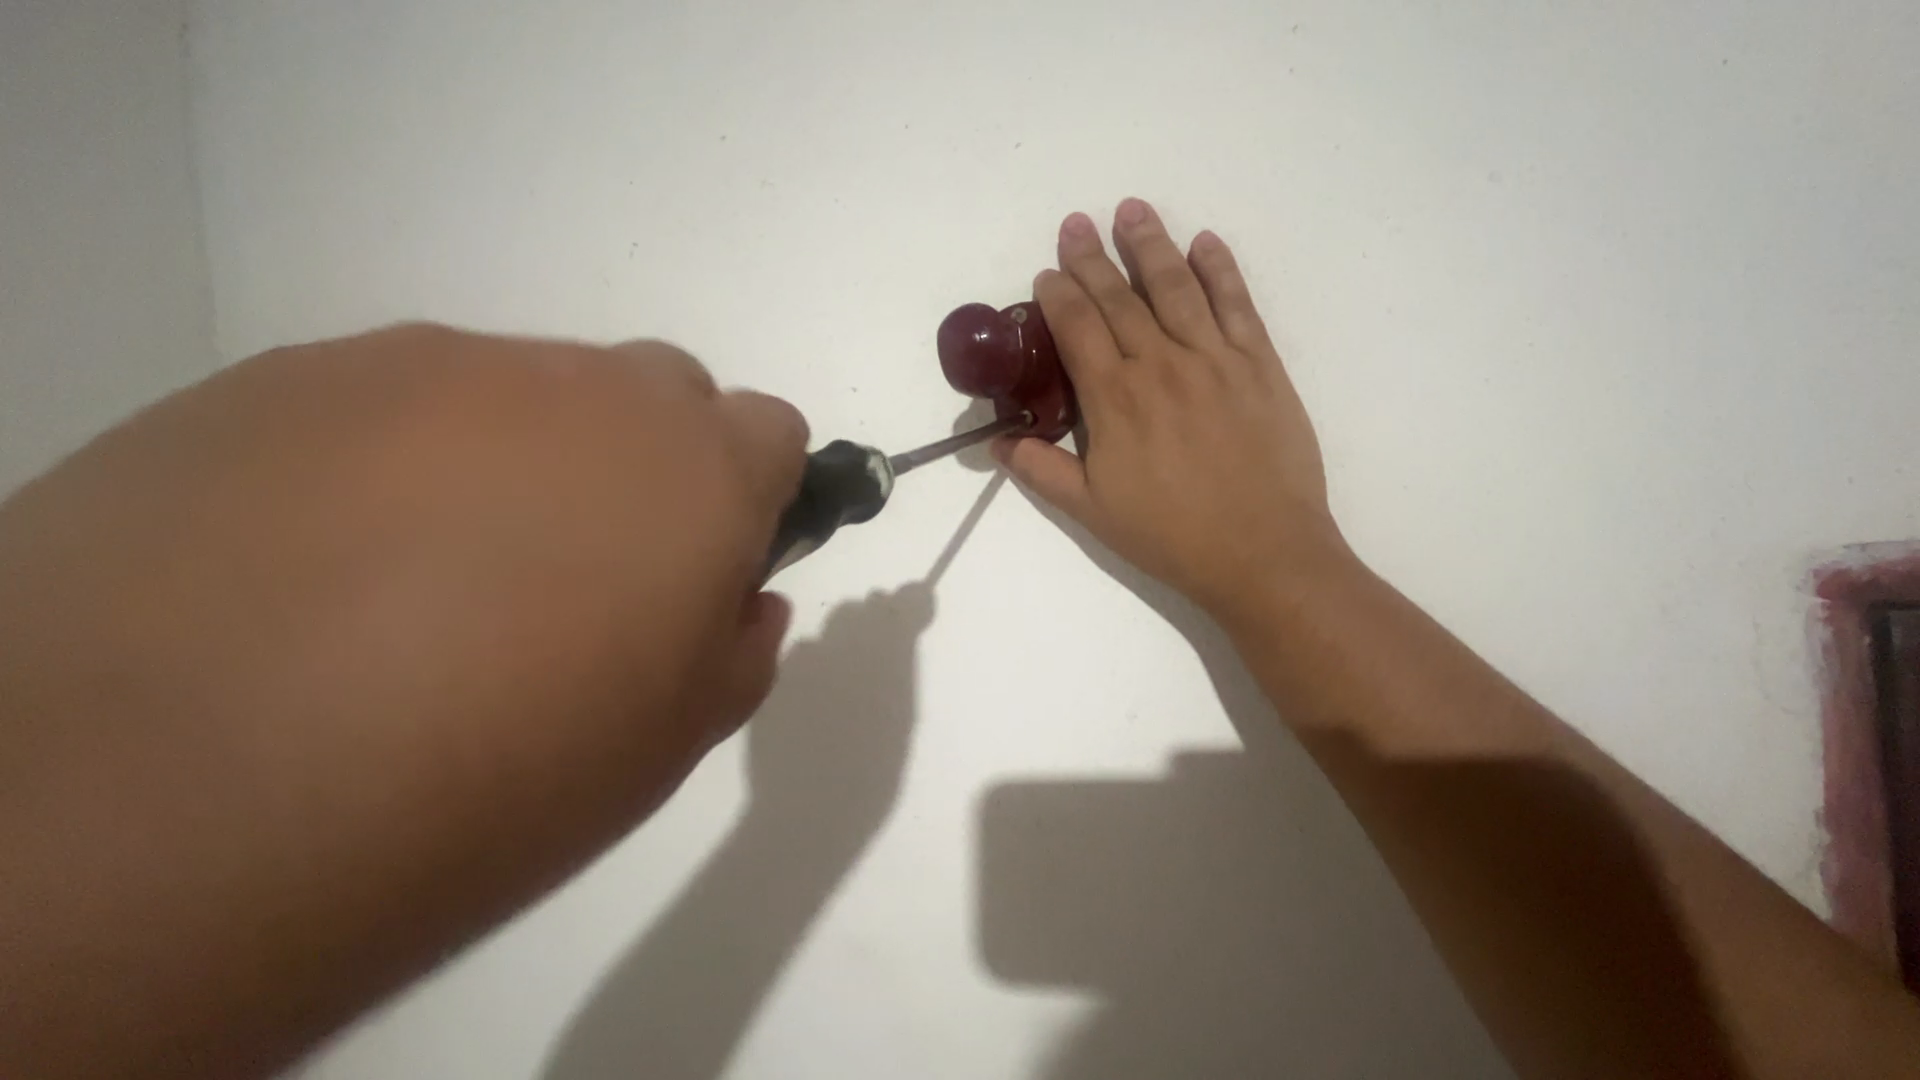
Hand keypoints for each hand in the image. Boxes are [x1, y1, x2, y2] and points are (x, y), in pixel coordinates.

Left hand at [0, 324, 805, 1075]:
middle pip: (663, 392)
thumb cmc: (505, 772)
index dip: (756, 493)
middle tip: (583, 571)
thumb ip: (738, 648)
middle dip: (653, 463)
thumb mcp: (672, 738)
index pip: (775, 432)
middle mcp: (589, 391)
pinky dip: (403, 459)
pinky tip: (332, 560)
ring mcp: (442, 367)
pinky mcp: (300, 372)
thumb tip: (741, 600)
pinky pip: (401, 400)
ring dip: (526, 459)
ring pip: (532, 390)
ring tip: (435, 577)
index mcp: (700, 472)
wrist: (192, 790)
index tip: (710, 559)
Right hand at [993, 200, 1348, 623]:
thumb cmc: (1170, 536)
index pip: (1078, 328)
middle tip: (1076, 222)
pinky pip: (1238, 304)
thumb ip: (1041, 471)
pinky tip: (1207, 243)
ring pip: (1176, 288)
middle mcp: (1161, 365)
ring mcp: (1214, 359)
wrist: (1262, 552)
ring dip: (1151, 245)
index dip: (1059, 294)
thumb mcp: (1091, 512)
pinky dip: (1221, 270)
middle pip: (1119, 298)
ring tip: (1132, 209)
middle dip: (1092, 257)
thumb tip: (999, 442)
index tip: (1047, 271)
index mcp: (1115, 399)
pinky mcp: (1260, 365)